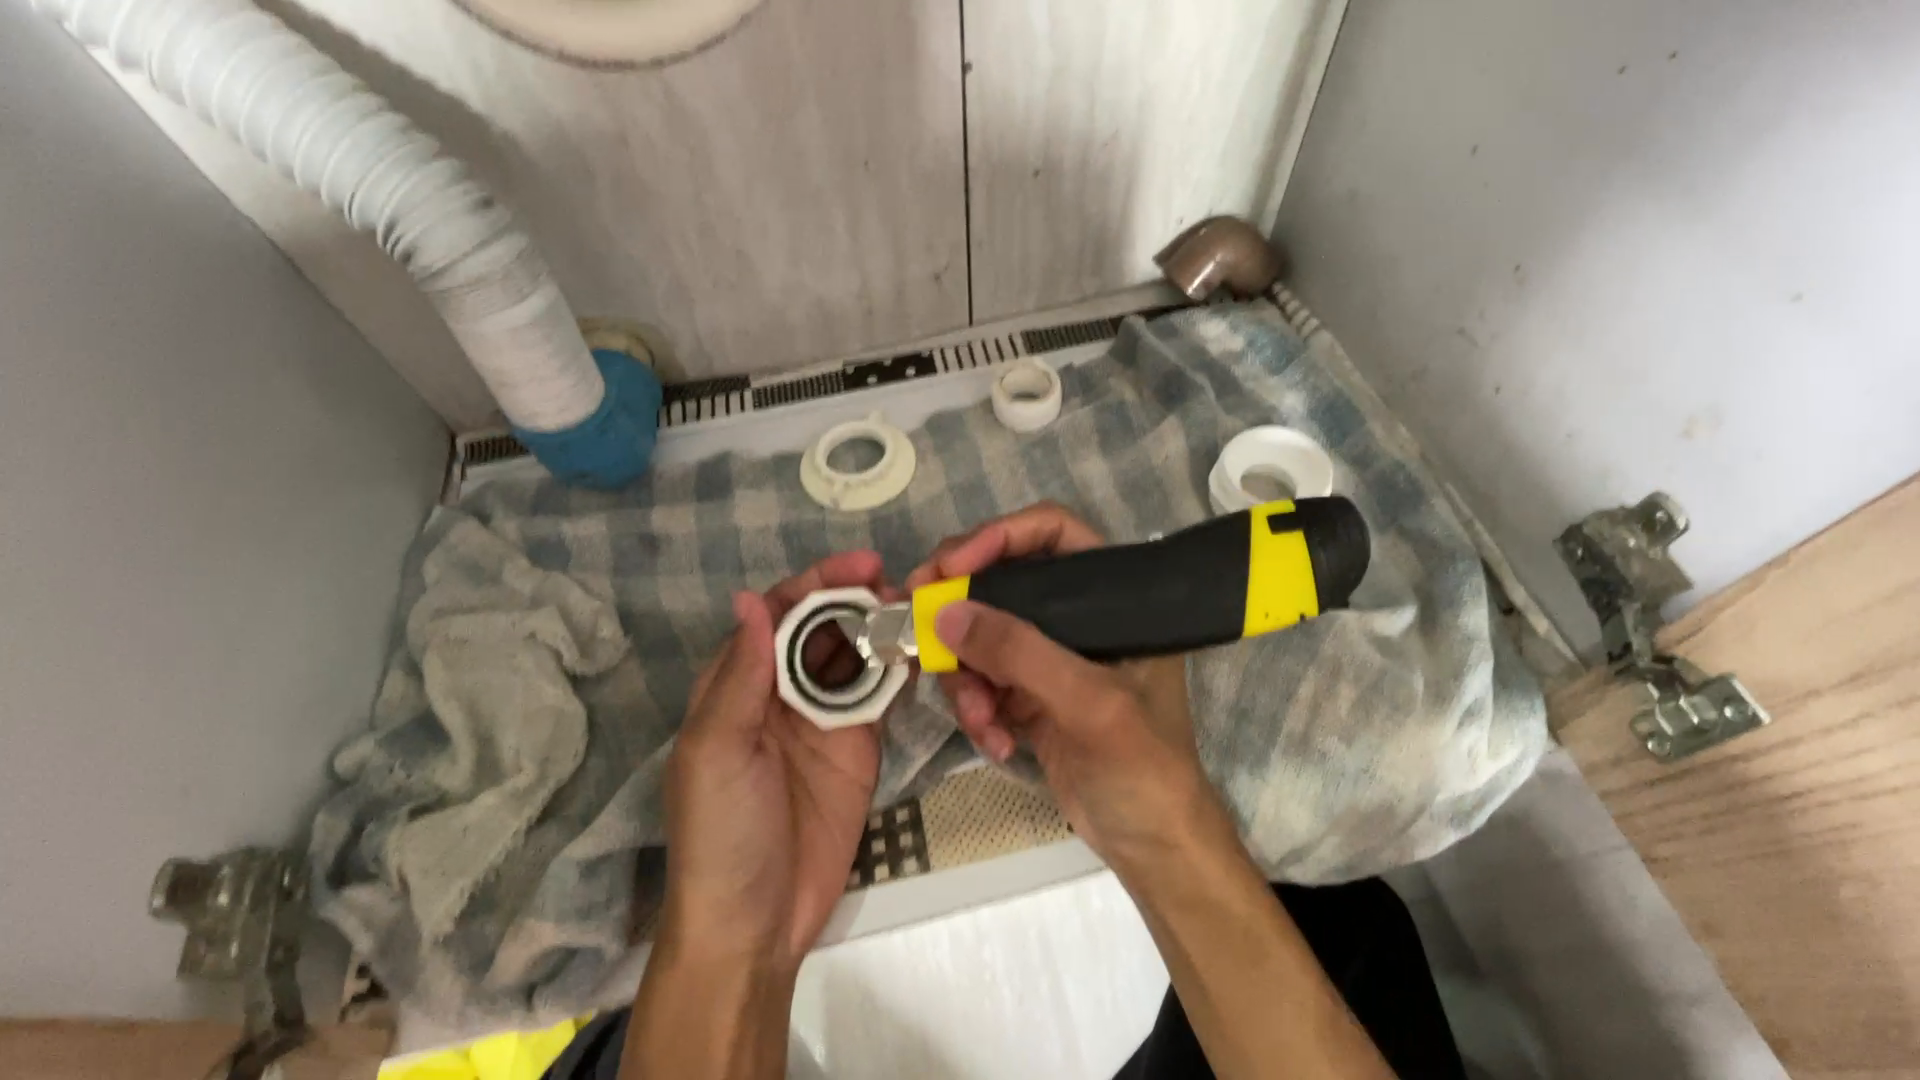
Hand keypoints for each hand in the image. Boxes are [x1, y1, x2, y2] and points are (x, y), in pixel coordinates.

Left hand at [659, 551, 894, 970]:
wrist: (757, 922)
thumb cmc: (723, 831)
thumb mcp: (716, 750)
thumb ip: (739, 676)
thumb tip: (751, 598)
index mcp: (736, 686)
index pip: (776, 616)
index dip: (814, 584)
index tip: (859, 565)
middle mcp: (780, 693)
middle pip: (820, 628)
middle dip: (854, 600)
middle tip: (898, 585)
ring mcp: (823, 720)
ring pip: (854, 656)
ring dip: (880, 629)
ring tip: (916, 609)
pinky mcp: (858, 747)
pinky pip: (880, 696)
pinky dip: (899, 670)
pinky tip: (922, 649)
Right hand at [905, 504, 1225, 869]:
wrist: (1153, 846)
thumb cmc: (1145, 767)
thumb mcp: (1088, 703)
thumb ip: (1020, 653)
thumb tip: (945, 612)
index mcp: (1112, 598)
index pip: (1053, 533)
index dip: (1000, 536)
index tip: (953, 565)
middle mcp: (1078, 618)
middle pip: (1002, 583)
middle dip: (962, 611)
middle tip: (918, 623)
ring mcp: (1051, 659)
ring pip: (982, 637)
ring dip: (968, 677)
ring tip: (981, 719)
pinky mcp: (1030, 697)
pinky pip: (982, 683)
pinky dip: (978, 710)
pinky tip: (996, 742)